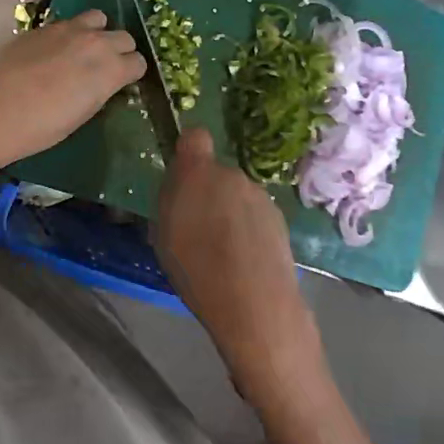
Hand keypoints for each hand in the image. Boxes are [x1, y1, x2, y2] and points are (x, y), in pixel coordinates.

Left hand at [0, 10, 143, 163]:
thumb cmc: (40, 127)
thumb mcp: (80, 115)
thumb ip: (97, 92)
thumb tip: (99, 84)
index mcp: (111, 70)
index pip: (138, 63)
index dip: (129, 74)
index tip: (120, 83)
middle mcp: (96, 43)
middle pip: (122, 37)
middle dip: (118, 51)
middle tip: (102, 68)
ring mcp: (68, 30)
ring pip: (98, 19)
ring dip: (96, 33)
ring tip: (81, 51)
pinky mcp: (43, 26)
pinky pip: (69, 23)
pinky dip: (70, 33)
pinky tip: (53, 52)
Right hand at [154, 128, 320, 400]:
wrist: (254, 305)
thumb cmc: (195, 267)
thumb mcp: (163, 232)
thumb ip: (172, 198)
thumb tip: (181, 184)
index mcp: (198, 173)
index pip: (194, 137)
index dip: (188, 151)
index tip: (181, 176)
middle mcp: (234, 176)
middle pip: (216, 174)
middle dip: (206, 192)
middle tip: (193, 227)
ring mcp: (261, 198)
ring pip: (236, 196)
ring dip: (227, 213)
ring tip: (218, 252)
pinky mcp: (280, 222)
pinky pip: (254, 217)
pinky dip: (246, 231)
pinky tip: (240, 262)